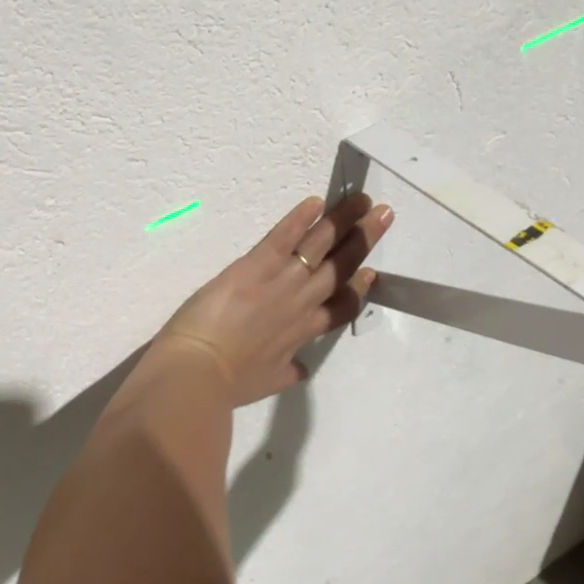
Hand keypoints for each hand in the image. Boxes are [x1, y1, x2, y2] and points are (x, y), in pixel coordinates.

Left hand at [152, 194, 391, 405]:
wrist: (200, 372)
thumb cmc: (229, 383)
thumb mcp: (267, 381)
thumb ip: (287, 371)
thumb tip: (301, 370)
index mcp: (304, 332)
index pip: (342, 306)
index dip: (358, 287)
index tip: (370, 271)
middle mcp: (301, 302)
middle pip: (341, 267)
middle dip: (364, 240)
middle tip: (383, 215)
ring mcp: (282, 281)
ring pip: (320, 245)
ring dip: (344, 220)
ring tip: (364, 200)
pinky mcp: (256, 266)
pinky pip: (284, 236)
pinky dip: (300, 218)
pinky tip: (315, 201)